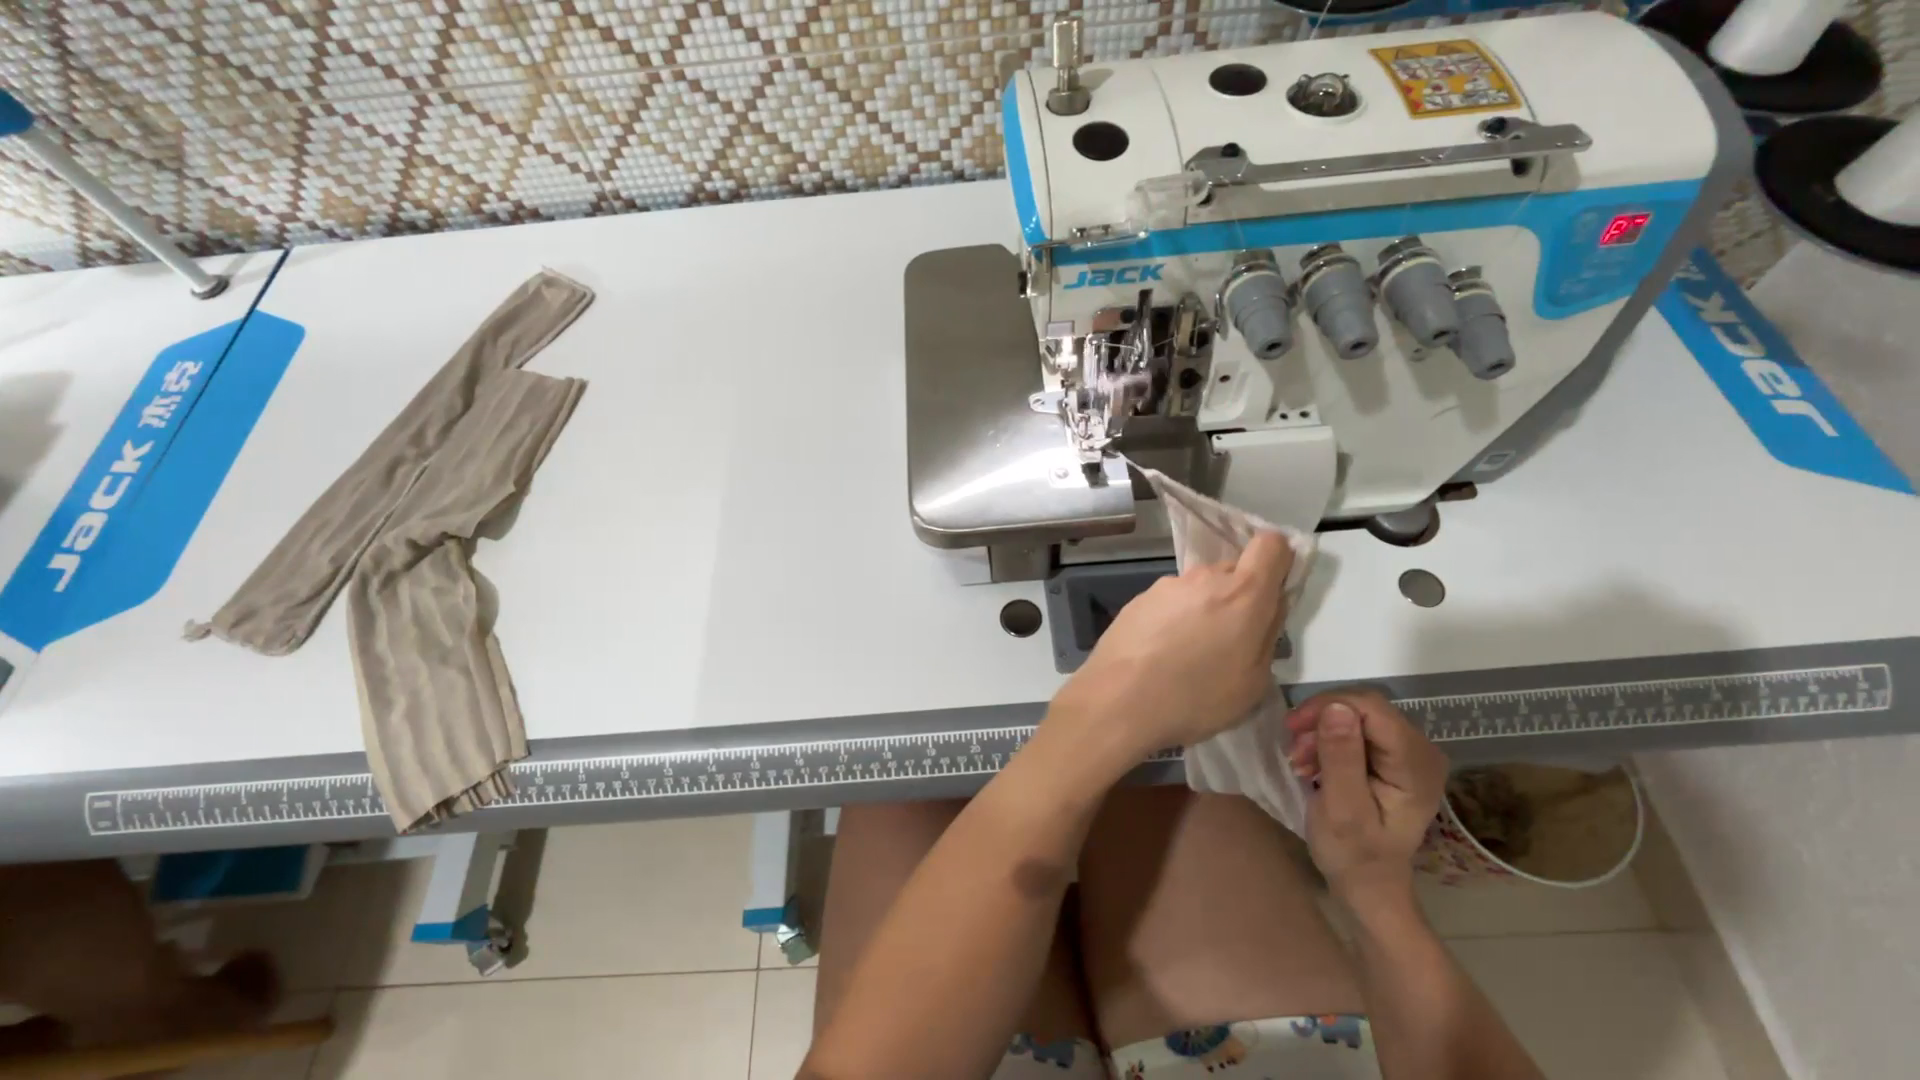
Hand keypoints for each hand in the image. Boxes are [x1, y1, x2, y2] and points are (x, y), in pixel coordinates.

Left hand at [1048, 531, 1293, 760]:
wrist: (1117, 702)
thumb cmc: (1196, 698)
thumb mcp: (1253, 682)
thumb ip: (1267, 636)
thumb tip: (1268, 611)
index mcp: (1243, 592)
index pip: (1270, 544)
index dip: (1277, 560)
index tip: (1273, 589)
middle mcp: (1204, 578)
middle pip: (1233, 570)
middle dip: (1238, 596)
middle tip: (1230, 638)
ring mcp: (1166, 586)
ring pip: (1198, 588)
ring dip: (1203, 609)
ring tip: (1189, 653)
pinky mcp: (1138, 599)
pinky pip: (1169, 602)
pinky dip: (1172, 620)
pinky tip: (1161, 654)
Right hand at [1286, 690, 1448, 910]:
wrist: (1367, 883)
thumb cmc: (1353, 854)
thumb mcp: (1340, 809)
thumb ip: (1341, 757)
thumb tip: (1336, 707)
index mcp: (1417, 765)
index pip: (1372, 709)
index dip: (1329, 707)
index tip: (1292, 728)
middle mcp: (1422, 751)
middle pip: (1366, 709)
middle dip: (1322, 722)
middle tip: (1294, 752)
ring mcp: (1410, 753)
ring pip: (1358, 716)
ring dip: (1322, 732)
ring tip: (1300, 762)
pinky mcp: (1395, 757)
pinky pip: (1359, 729)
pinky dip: (1330, 740)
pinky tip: (1313, 762)